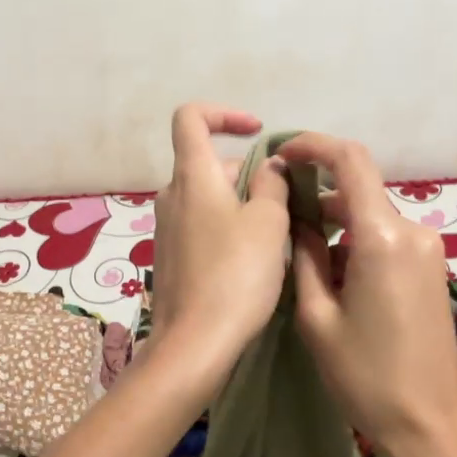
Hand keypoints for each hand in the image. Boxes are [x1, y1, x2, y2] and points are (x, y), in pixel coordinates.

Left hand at [148, 104, 291, 363]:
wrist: (194, 343)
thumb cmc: (235, 275)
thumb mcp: (268, 223)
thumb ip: (272, 184)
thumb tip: (269, 166)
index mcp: (192, 176)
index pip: (191, 117)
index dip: (224, 113)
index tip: (257, 131)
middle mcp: (172, 196)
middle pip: (208, 163)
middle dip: (249, 172)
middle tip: (288, 200)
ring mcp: (167, 229)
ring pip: (209, 198)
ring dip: (243, 203)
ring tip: (278, 232)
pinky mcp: (172, 258)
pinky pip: (203, 226)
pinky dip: (229, 228)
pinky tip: (254, 260)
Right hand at [277, 134, 456, 456]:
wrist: (427, 421)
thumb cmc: (363, 375)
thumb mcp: (317, 317)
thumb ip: (304, 257)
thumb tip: (296, 220)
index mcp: (381, 237)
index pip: (350, 161)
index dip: (313, 146)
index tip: (282, 153)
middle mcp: (412, 232)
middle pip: (359, 192)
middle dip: (318, 200)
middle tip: (280, 227)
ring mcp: (429, 250)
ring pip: (371, 218)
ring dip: (337, 228)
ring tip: (304, 269)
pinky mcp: (433, 269)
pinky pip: (388, 240)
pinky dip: (358, 246)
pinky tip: (337, 285)